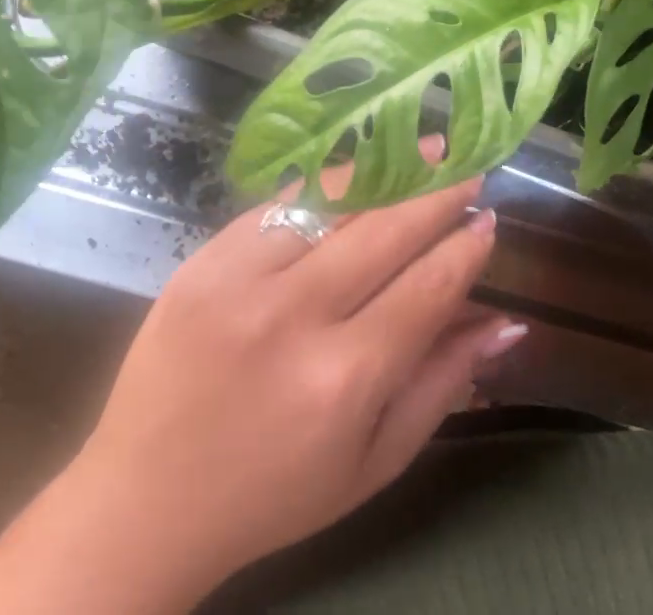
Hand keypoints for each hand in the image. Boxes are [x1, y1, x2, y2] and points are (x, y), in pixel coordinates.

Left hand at [6, 150, 523, 611]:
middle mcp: (293, 317)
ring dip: (389, 171)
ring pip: (332, 204)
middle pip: (387, 230)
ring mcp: (237, 282)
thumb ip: (445, 383)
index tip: (490, 222)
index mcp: (345, 378)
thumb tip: (509, 324)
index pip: (429, 286)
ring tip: (429, 149)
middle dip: (440, 194)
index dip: (467, 248)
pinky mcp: (198, 265)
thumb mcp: (377, 459)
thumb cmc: (278, 494)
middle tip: (471, 169)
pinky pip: (278, 208)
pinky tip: (356, 173)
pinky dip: (326, 186)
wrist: (143, 504)